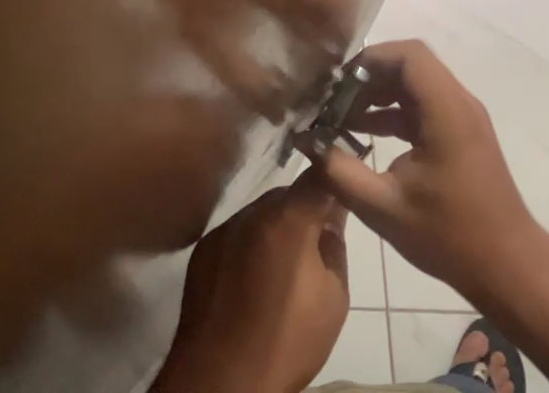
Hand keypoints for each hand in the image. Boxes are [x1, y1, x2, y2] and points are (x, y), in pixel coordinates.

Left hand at [150, 171, 349, 392]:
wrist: (221, 376)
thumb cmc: (287, 340)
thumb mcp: (333, 298)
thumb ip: (335, 247)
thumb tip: (333, 217)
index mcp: (288, 221)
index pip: (317, 175)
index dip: (333, 177)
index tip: (344, 190)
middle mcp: (251, 214)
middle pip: (286, 194)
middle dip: (305, 208)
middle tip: (319, 240)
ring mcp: (222, 230)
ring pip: (259, 212)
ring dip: (276, 226)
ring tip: (285, 265)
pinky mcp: (203, 250)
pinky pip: (236, 233)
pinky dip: (250, 243)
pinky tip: (254, 277)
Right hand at [304, 39, 545, 301]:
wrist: (508, 267)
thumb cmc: (449, 235)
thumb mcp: (382, 207)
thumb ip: (338, 169)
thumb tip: (304, 140)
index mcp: (445, 112)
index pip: (408, 55)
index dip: (369, 59)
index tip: (337, 84)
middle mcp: (459, 104)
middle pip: (410, 64)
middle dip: (368, 76)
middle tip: (333, 100)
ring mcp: (463, 119)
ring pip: (415, 84)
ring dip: (378, 94)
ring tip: (341, 117)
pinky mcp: (461, 134)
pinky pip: (423, 106)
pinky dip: (393, 112)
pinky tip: (364, 135)